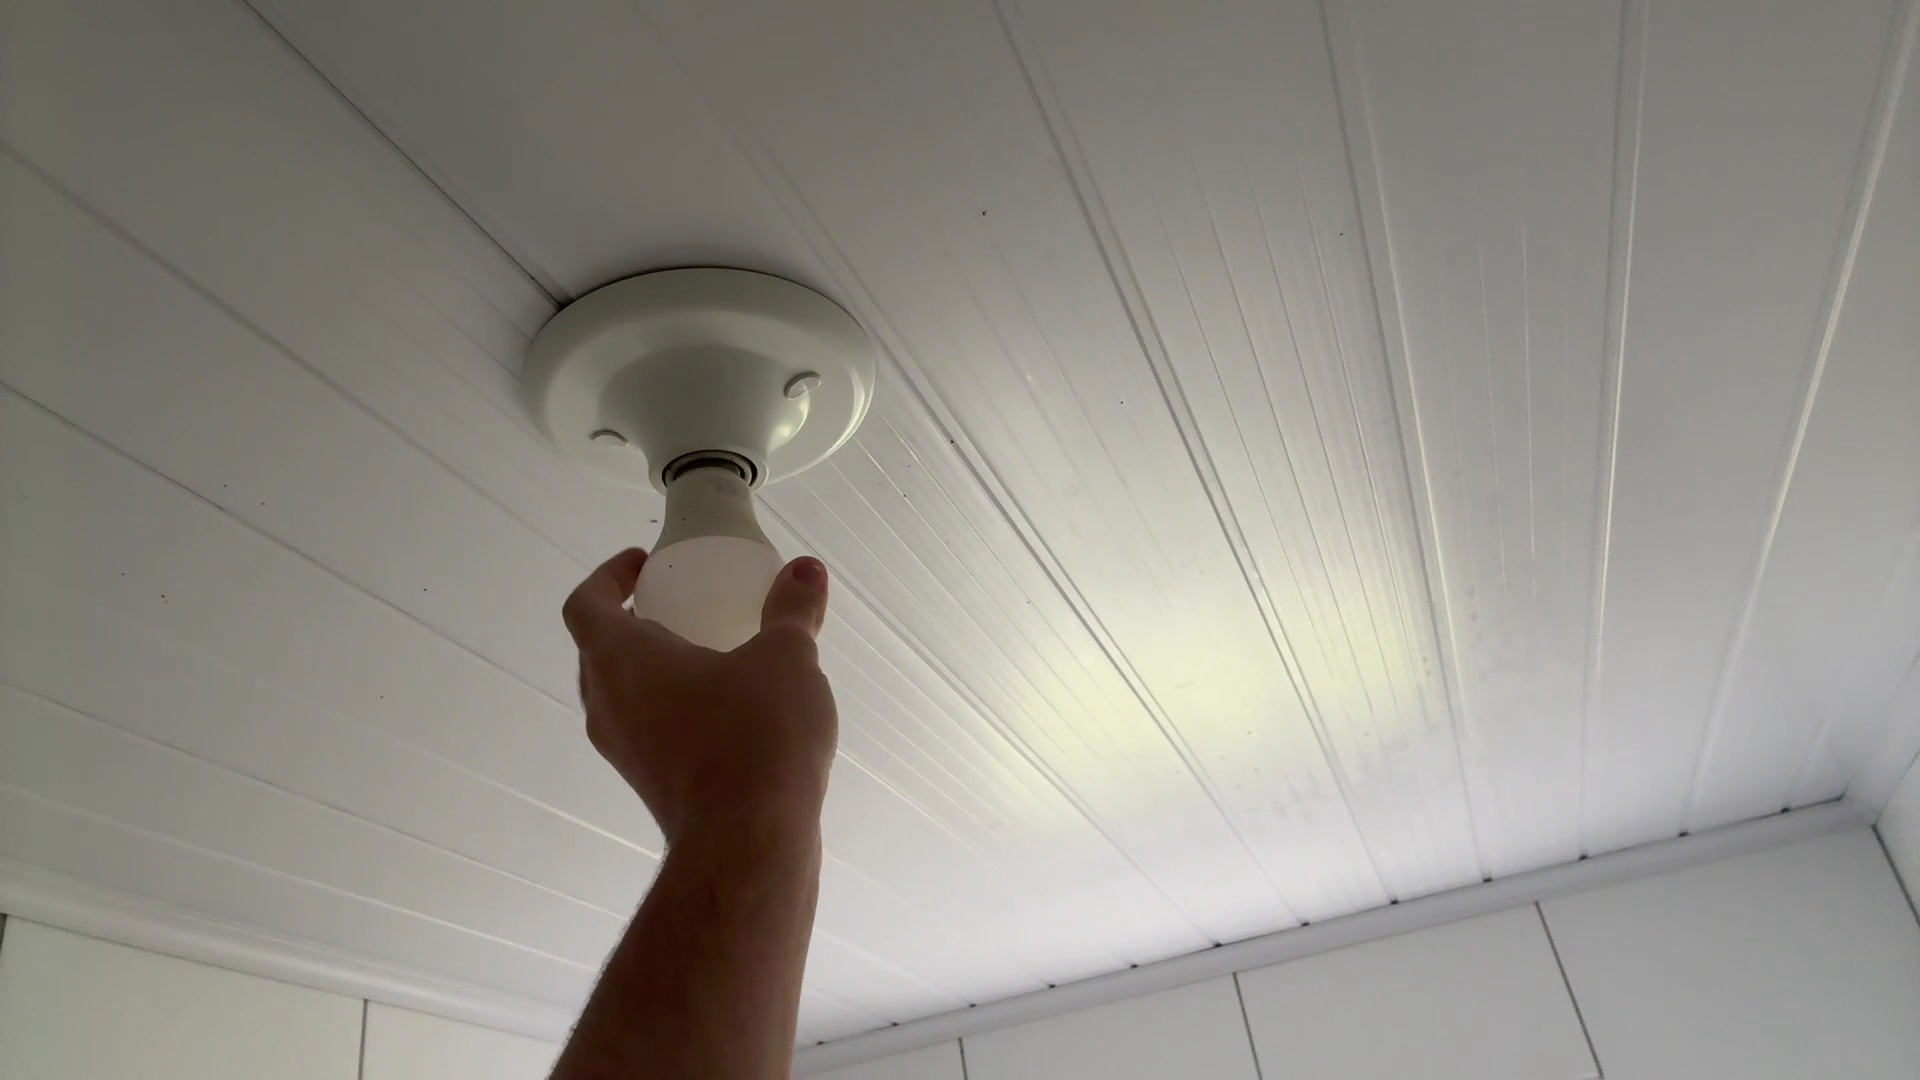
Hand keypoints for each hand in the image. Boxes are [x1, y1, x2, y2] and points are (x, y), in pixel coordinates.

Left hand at [562, 548, 837, 845]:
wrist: (750, 842)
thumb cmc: (756, 733)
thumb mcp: (786, 657)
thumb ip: (792, 609)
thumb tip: (806, 568)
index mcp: (623, 662)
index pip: (586, 605)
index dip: (608, 575)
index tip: (644, 563)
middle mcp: (609, 706)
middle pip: (598, 650)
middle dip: (633, 621)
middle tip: (679, 604)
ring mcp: (625, 752)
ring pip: (621, 695)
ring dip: (651, 668)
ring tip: (707, 654)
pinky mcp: (651, 786)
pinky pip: (647, 728)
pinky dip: (671, 705)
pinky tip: (727, 709)